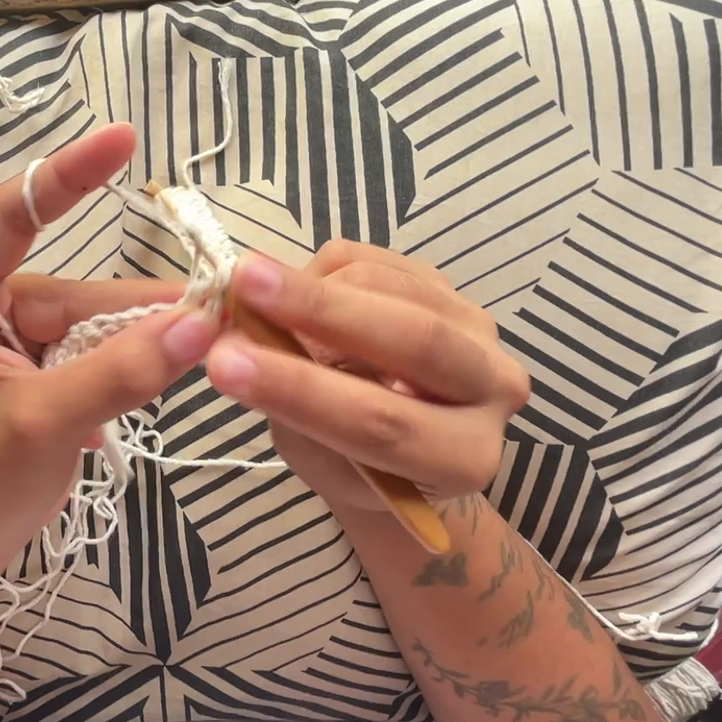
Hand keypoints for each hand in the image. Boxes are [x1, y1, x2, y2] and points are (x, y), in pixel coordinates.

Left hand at [0, 124, 219, 565]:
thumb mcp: (43, 424)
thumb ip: (117, 373)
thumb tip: (198, 327)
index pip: (9, 218)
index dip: (65, 177)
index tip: (123, 139)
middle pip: (75, 283)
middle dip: (139, 303)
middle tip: (214, 305)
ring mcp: (20, 331)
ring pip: (99, 316)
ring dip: (148, 332)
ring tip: (209, 339)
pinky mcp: (49, 360)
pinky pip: (103, 342)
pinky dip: (139, 352)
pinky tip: (176, 359)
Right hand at [204, 241, 528, 513]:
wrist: (396, 448)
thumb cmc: (348, 463)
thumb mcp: (312, 455)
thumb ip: (286, 406)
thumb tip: (228, 344)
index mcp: (462, 456)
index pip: (380, 423)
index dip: (299, 390)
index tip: (226, 364)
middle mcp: (495, 389)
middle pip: (414, 339)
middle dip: (315, 309)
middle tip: (241, 284)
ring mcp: (478, 330)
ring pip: (390, 287)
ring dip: (309, 285)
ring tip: (250, 293)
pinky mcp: (448, 286)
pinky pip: (377, 258)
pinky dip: (321, 268)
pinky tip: (290, 289)